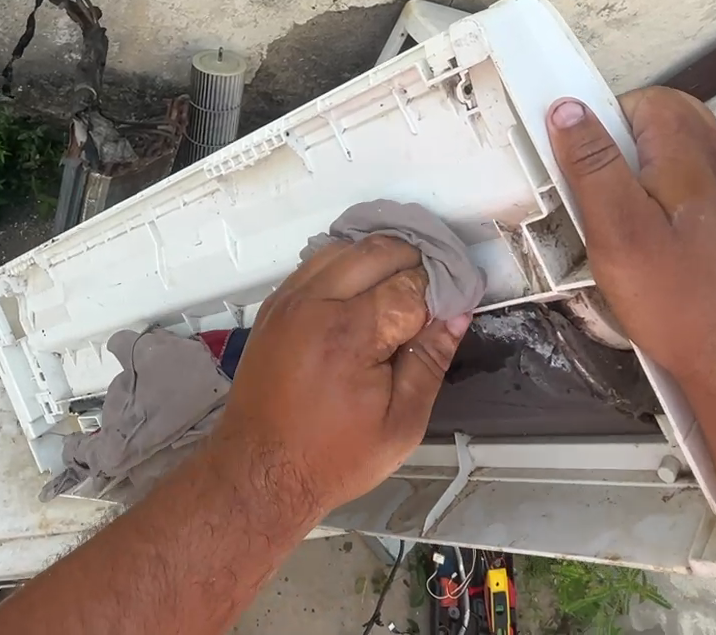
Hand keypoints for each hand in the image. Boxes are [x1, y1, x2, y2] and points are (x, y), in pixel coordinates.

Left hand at [204, 236, 471, 521]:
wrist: (260, 468)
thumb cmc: (332, 456)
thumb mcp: (401, 423)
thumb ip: (430, 361)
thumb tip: (456, 314)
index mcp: (350, 334)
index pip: (409, 285)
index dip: (439, 289)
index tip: (455, 299)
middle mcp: (316, 303)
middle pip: (378, 251)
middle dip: (414, 261)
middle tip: (435, 286)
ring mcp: (290, 298)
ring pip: (346, 247)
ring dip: (379, 256)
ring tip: (403, 283)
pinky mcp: (276, 303)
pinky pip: (317, 261)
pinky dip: (347, 263)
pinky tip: (364, 286)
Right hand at [546, 88, 715, 400]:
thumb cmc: (674, 299)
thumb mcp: (616, 229)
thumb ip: (592, 164)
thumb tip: (569, 108)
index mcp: (693, 158)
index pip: (650, 100)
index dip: (610, 120)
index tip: (587, 163)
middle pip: (676, 118)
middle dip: (632, 136)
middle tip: (603, 185)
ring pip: (692, 152)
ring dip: (654, 163)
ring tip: (626, 213)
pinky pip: (707, 187)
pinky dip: (676, 193)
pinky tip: (661, 239)